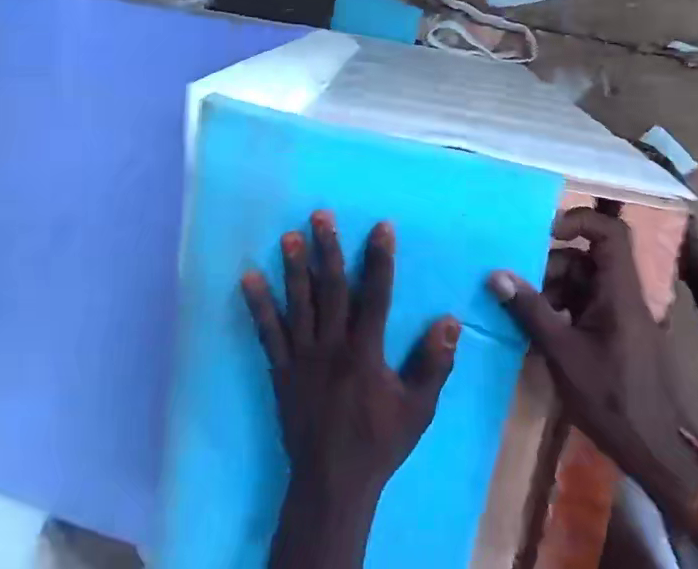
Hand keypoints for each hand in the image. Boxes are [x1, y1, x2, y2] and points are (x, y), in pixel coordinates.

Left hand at [241, 212, 458, 521]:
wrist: (331, 482)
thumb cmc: (379, 441)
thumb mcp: (418, 408)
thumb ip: (434, 363)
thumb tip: (449, 320)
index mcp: (365, 352)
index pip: (375, 295)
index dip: (379, 259)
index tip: (381, 226)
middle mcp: (331, 347)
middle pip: (331, 289)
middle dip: (328, 250)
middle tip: (321, 216)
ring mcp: (302, 357)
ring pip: (298, 304)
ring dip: (294, 268)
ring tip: (290, 235)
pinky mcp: (281, 370)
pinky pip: (268, 333)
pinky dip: (257, 305)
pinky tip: (248, 278)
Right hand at [487, 206, 697, 508]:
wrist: (659, 451)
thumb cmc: (613, 398)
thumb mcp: (563, 354)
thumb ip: (531, 311)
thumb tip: (496, 275)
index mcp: (619, 289)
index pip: (609, 231)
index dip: (579, 221)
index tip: (545, 234)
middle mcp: (623, 294)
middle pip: (587, 259)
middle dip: (550, 267)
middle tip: (519, 288)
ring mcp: (621, 315)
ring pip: (583, 284)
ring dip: (552, 292)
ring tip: (523, 315)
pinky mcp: (617, 335)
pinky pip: (586, 307)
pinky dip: (562, 312)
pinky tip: (540, 334)